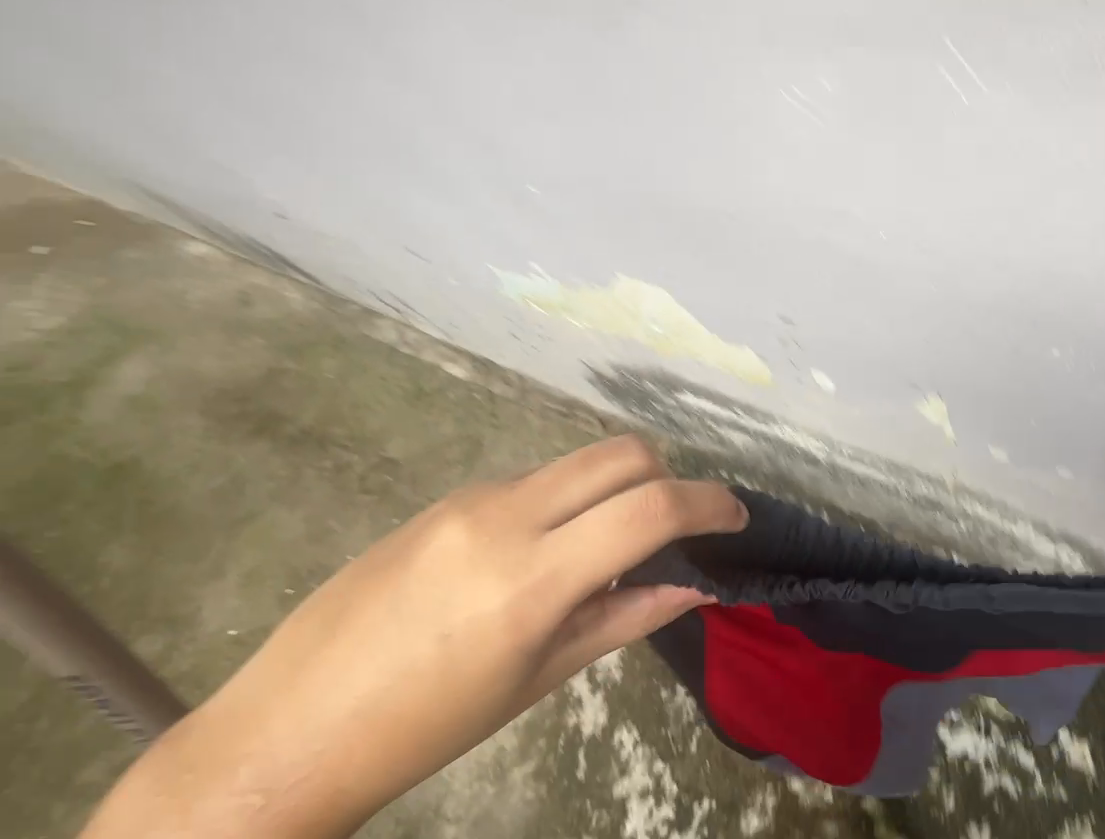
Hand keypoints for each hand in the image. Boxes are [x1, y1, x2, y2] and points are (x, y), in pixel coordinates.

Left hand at [81, 435, 746, 838]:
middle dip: (669, 476)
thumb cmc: (426, 727)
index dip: (711, 504)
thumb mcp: (539, 678)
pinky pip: (532, 482)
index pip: (651, 507)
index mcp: (532, 577)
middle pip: (622, 453)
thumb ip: (626, 618)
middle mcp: (504, 516)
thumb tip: (695, 586)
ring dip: (615, 489)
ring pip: (578, 463)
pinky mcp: (444, 500)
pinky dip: (566, 503)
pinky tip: (543, 556)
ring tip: (605, 552)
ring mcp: (469, 500)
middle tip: (677, 525)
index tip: (737, 517)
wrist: (285, 733)